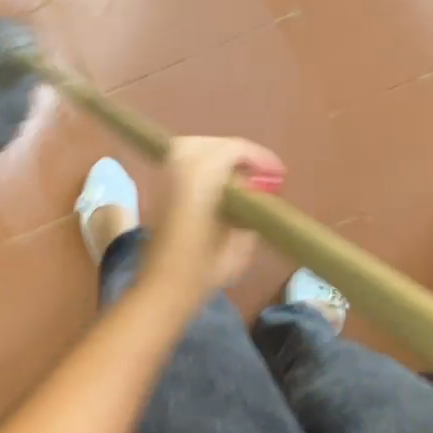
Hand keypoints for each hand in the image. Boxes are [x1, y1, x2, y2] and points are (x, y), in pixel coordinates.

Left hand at [146, 137, 283, 296]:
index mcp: (199, 178)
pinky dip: (200, 168)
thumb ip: (251, 209)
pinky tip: (216, 188)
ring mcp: (162, 179)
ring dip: (217, 157)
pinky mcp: (155, 192)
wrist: (162, 288)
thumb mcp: (240, 242)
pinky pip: (179, 165)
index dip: (259, 157)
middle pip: (210, 144)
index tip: (278, 174)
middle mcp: (177, 170)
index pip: (232, 149)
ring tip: (239, 179)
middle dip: (237, 153)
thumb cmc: (203, 270)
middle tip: (259, 174)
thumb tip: (257, 193)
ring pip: (191, 149)